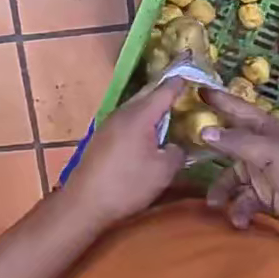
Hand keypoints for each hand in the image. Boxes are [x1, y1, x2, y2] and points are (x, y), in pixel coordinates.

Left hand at [63, 77, 188, 223]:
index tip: (193, 74)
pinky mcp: (102, 137)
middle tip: (185, 90)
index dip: (180, 81)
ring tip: (170, 111)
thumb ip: (177, 152)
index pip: (164, 90)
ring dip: (153, 106)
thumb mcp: (163, 172)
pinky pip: (127, 119)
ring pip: (136, 107)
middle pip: (148, 94)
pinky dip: (141, 119)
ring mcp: (109, 123)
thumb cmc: (127, 185)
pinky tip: (149, 131)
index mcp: (140, 115)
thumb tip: (177, 145)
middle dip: (166, 91)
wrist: (84, 203)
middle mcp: (123, 113)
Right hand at [200, 91, 278, 244]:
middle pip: (229, 146)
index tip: (198, 89)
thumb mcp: (271, 153)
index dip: (219, 100)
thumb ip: (237, 143)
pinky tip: (239, 221)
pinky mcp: (269, 198)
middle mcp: (263, 148)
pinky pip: (244, 201)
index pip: (238, 110)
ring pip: (232, 178)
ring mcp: (265, 174)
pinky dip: (239, 210)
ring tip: (215, 206)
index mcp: (267, 129)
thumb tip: (204, 131)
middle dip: (211, 153)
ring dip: (222, 191)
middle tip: (183, 157)